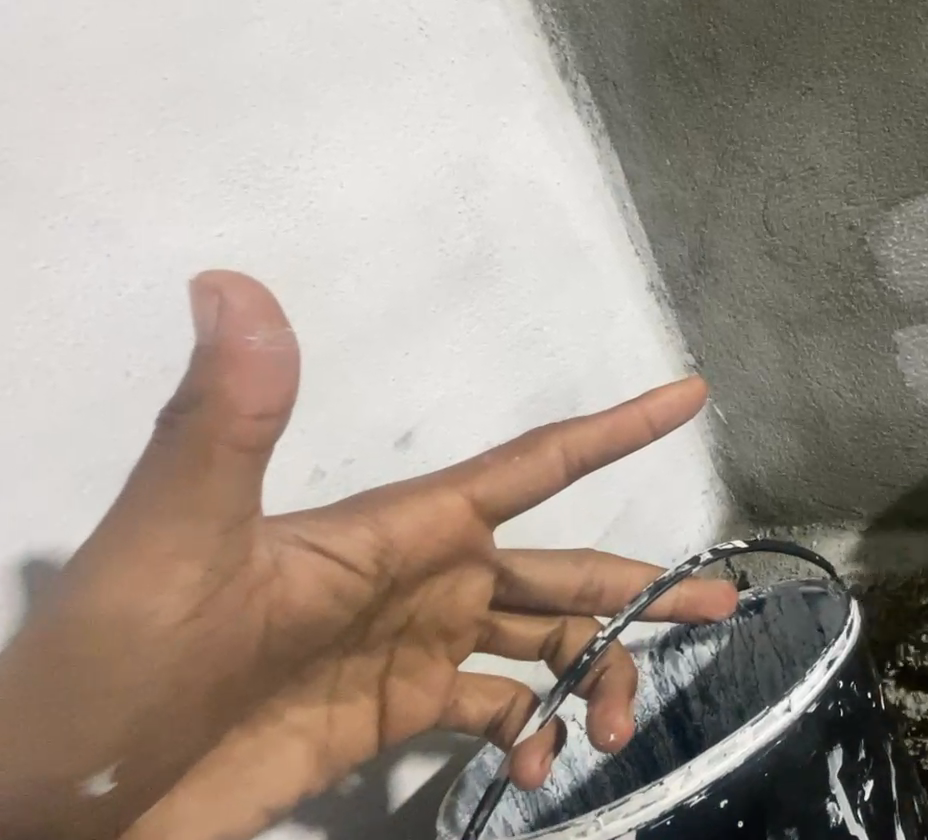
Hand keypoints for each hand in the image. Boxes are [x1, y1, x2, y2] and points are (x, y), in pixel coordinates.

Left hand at [0, 272, 736, 839]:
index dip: (620, 427)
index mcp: (412, 530)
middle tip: (719, 607)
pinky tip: (534, 771)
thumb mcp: (169, 545)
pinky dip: (530, 735)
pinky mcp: (398, 714)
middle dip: (647, 590)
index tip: (691, 395)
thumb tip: (228, 281)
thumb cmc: (106, 672)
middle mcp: (435, 578)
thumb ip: (222, 422)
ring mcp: (421, 647)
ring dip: (597, 678)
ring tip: (616, 729)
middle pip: (572, 574)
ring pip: (550, 645)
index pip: (541, 463)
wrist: (41, 818)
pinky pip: (497, 713)